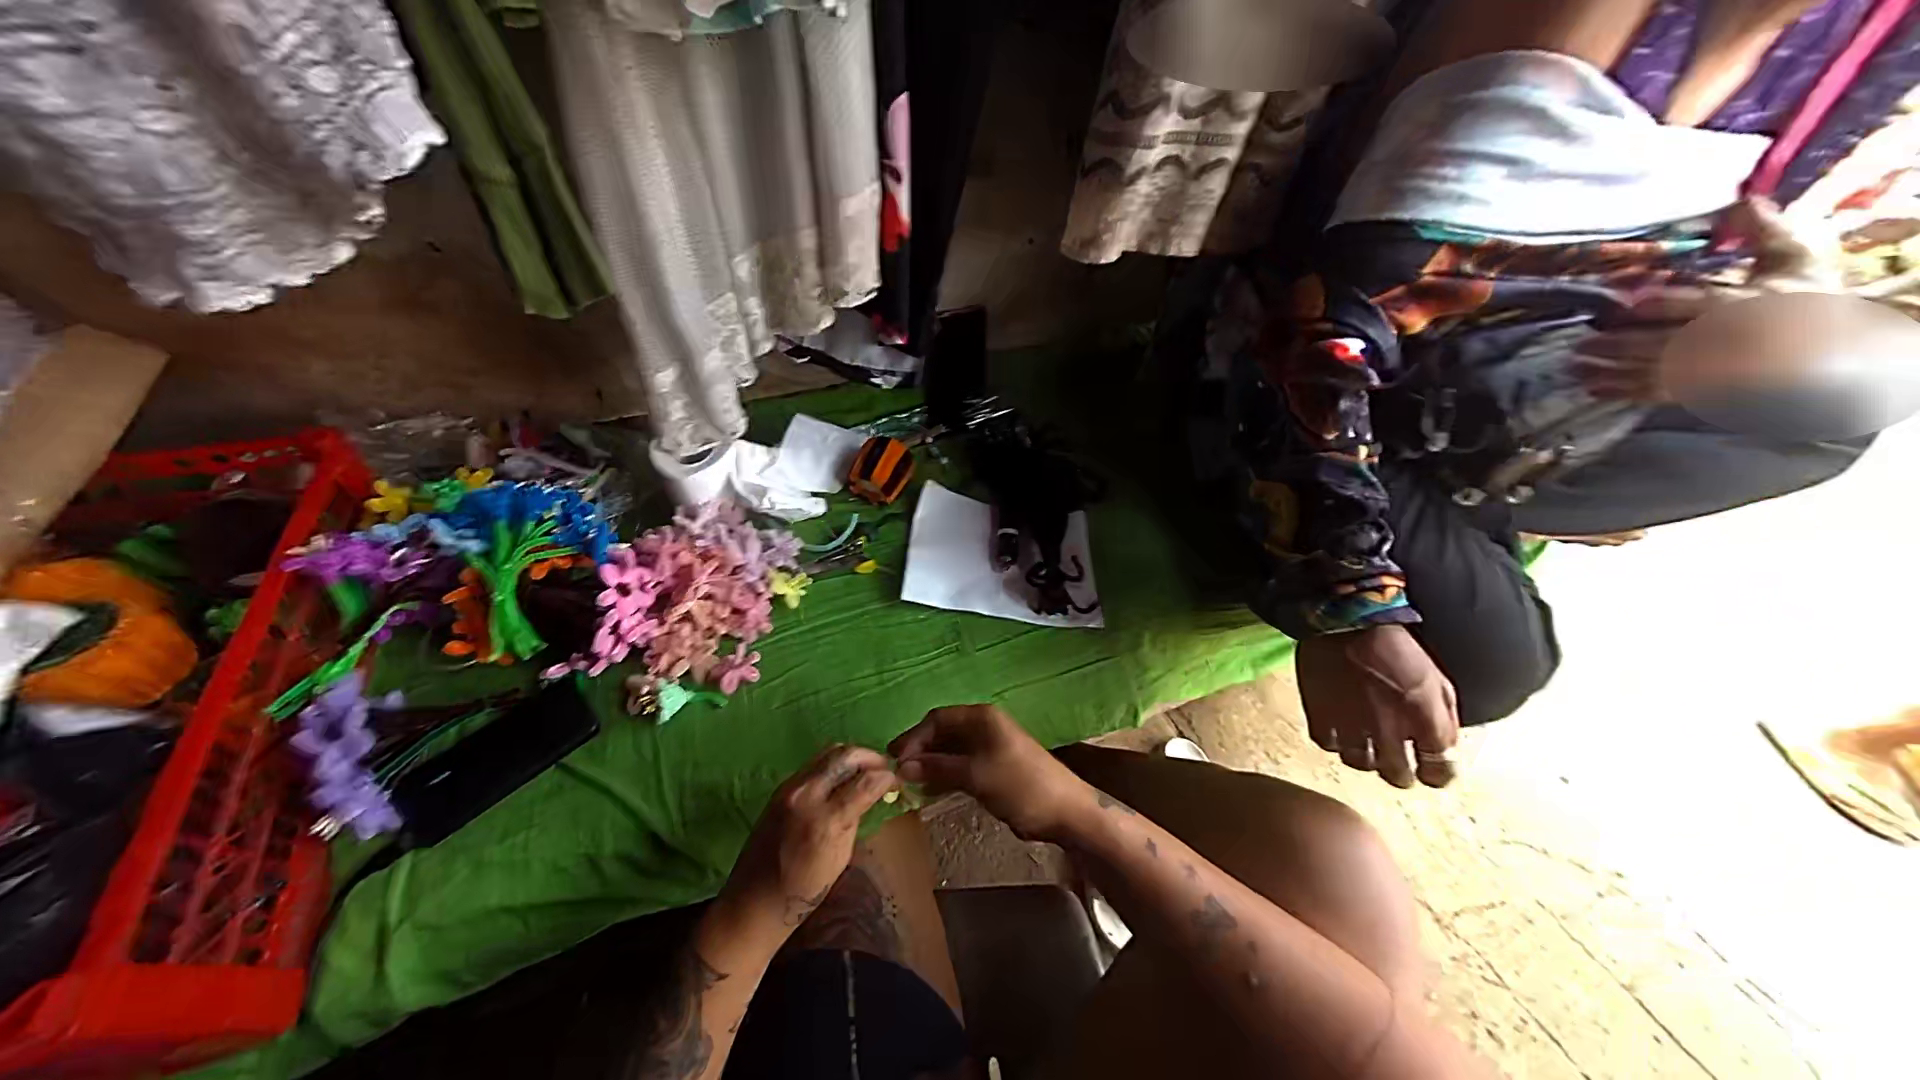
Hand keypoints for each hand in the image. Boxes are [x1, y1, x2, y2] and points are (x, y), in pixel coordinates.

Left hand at [720, 744, 897, 928]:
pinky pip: (814, 763)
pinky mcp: (781, 787)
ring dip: (852, 757)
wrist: (754, 900)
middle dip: (870, 757)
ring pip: (829, 752)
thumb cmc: (804, 889)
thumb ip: (855, 817)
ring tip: (865, 771)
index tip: (896, 779)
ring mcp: (790, 787)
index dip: (886, 776)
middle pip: (845, 755)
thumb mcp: (841, 856)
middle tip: (883, 768)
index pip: (864, 781)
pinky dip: (834, 764)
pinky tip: (843, 779)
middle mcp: (805, 795)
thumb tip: (872, 791)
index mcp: (824, 819)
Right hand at [889, 704, 1094, 841]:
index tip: (894, 759)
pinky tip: (930, 789)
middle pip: (943, 732)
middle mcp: (984, 727)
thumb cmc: (1020, 785)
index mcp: (981, 718)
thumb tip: (902, 766)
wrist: (1064, 811)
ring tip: (909, 782)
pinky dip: (945, 774)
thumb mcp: (975, 775)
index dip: (914, 737)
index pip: (937, 719)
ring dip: (931, 764)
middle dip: (920, 750)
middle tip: (896, 771)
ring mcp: (990, 747)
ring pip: (951, 750)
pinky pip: (961, 765)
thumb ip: (938, 768)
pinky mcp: (994, 767)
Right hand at [1297, 624, 1458, 788]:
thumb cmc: (1396, 644)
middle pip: (1397, 776)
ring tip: (1367, 745)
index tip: (1432, 771)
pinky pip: (1328, 744)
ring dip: (1367, 758)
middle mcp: (1389, 731)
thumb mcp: (1437, 677)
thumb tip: (1441, 743)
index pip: (1439, 772)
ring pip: (1361, 764)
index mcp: (1425, 719)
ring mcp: (1351, 726)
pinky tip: (1341, 729)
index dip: (1437, 775)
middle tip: (1399, 763)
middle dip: (1402, 773)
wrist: (1346, 620)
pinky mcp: (1320, 716)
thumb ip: (1442, 716)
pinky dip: (1336, 741)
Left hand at [1575, 197, 1841, 401]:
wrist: (1828, 350)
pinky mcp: (1703, 389)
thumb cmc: (1804, 299)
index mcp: (1750, 304)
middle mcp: (1729, 339)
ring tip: (1575, 366)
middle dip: (1623, 344)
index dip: (1666, 304)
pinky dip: (1623, 392)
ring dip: (1613, 370)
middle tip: (1583, 343)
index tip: (1630, 304)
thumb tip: (1742, 200)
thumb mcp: (1794, 261)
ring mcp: (1715, 368)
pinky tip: (1592, 388)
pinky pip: (1658, 393)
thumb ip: (1765, 233)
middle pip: (1669, 342)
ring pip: (1656, 371)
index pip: (1702, 304)